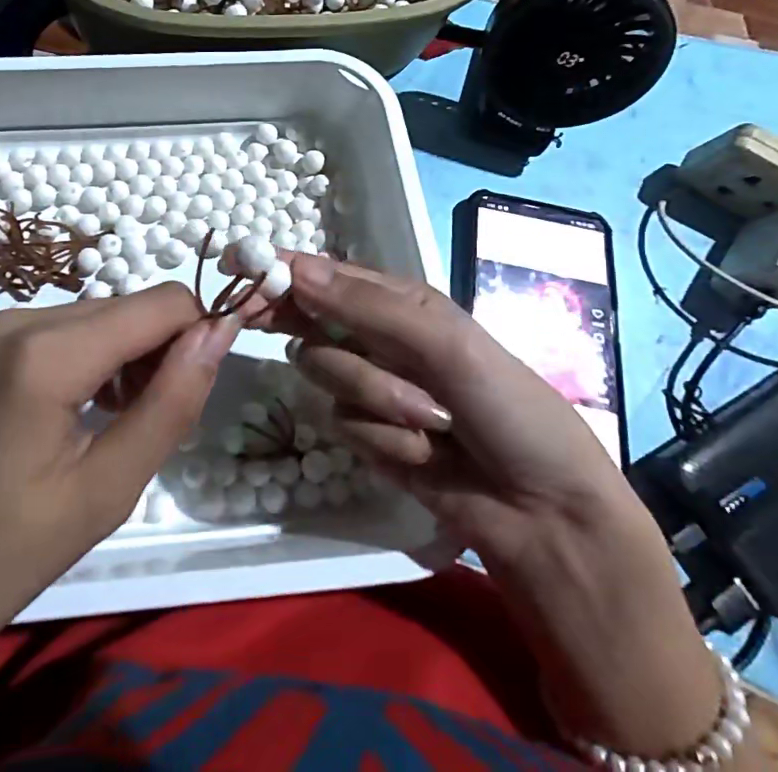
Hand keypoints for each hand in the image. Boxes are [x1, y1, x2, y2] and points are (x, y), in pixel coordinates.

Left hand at [0, 285, 238, 735]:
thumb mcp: (104, 491)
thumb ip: (170, 403)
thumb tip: (220, 333)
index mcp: (45, 351)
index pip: (161, 303)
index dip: (200, 334)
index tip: (202, 391)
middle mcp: (11, 319)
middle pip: (124, 308)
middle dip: (158, 352)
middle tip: (150, 427)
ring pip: (89, 319)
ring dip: (122, 358)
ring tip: (113, 428)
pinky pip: (50, 334)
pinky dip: (82, 361)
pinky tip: (72, 417)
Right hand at [251, 251, 628, 567]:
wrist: (539, 510)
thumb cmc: (506, 408)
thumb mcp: (445, 343)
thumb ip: (368, 307)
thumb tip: (297, 270)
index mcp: (402, 304)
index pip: (328, 277)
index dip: (283, 271)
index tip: (237, 266)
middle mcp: (380, 339)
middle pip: (311, 324)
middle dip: (310, 333)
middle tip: (255, 322)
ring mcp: (372, 389)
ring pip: (325, 377)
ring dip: (374, 399)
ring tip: (430, 420)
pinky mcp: (368, 435)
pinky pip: (342, 423)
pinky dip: (380, 438)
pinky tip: (421, 453)